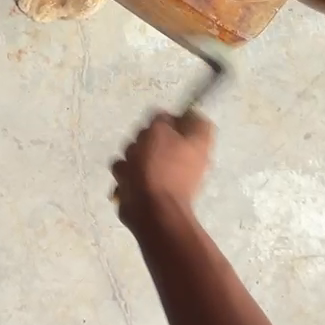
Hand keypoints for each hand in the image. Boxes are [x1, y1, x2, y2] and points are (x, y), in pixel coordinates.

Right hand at [111, 111, 213, 227]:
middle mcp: (186, 156)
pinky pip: (132, 169)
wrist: (151, 208)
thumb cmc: (159, 168)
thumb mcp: (159, 132)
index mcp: (198, 142)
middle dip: (145, 136)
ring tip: (133, 165)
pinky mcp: (149, 185)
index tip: (160, 119)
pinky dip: (127, 173)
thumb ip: (161, 120)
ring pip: (141, 151)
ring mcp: (167, 172)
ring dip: (132, 155)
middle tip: (143, 142)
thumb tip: (163, 120)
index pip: (195, 119)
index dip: (178, 115)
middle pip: (162, 134)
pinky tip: (128, 178)